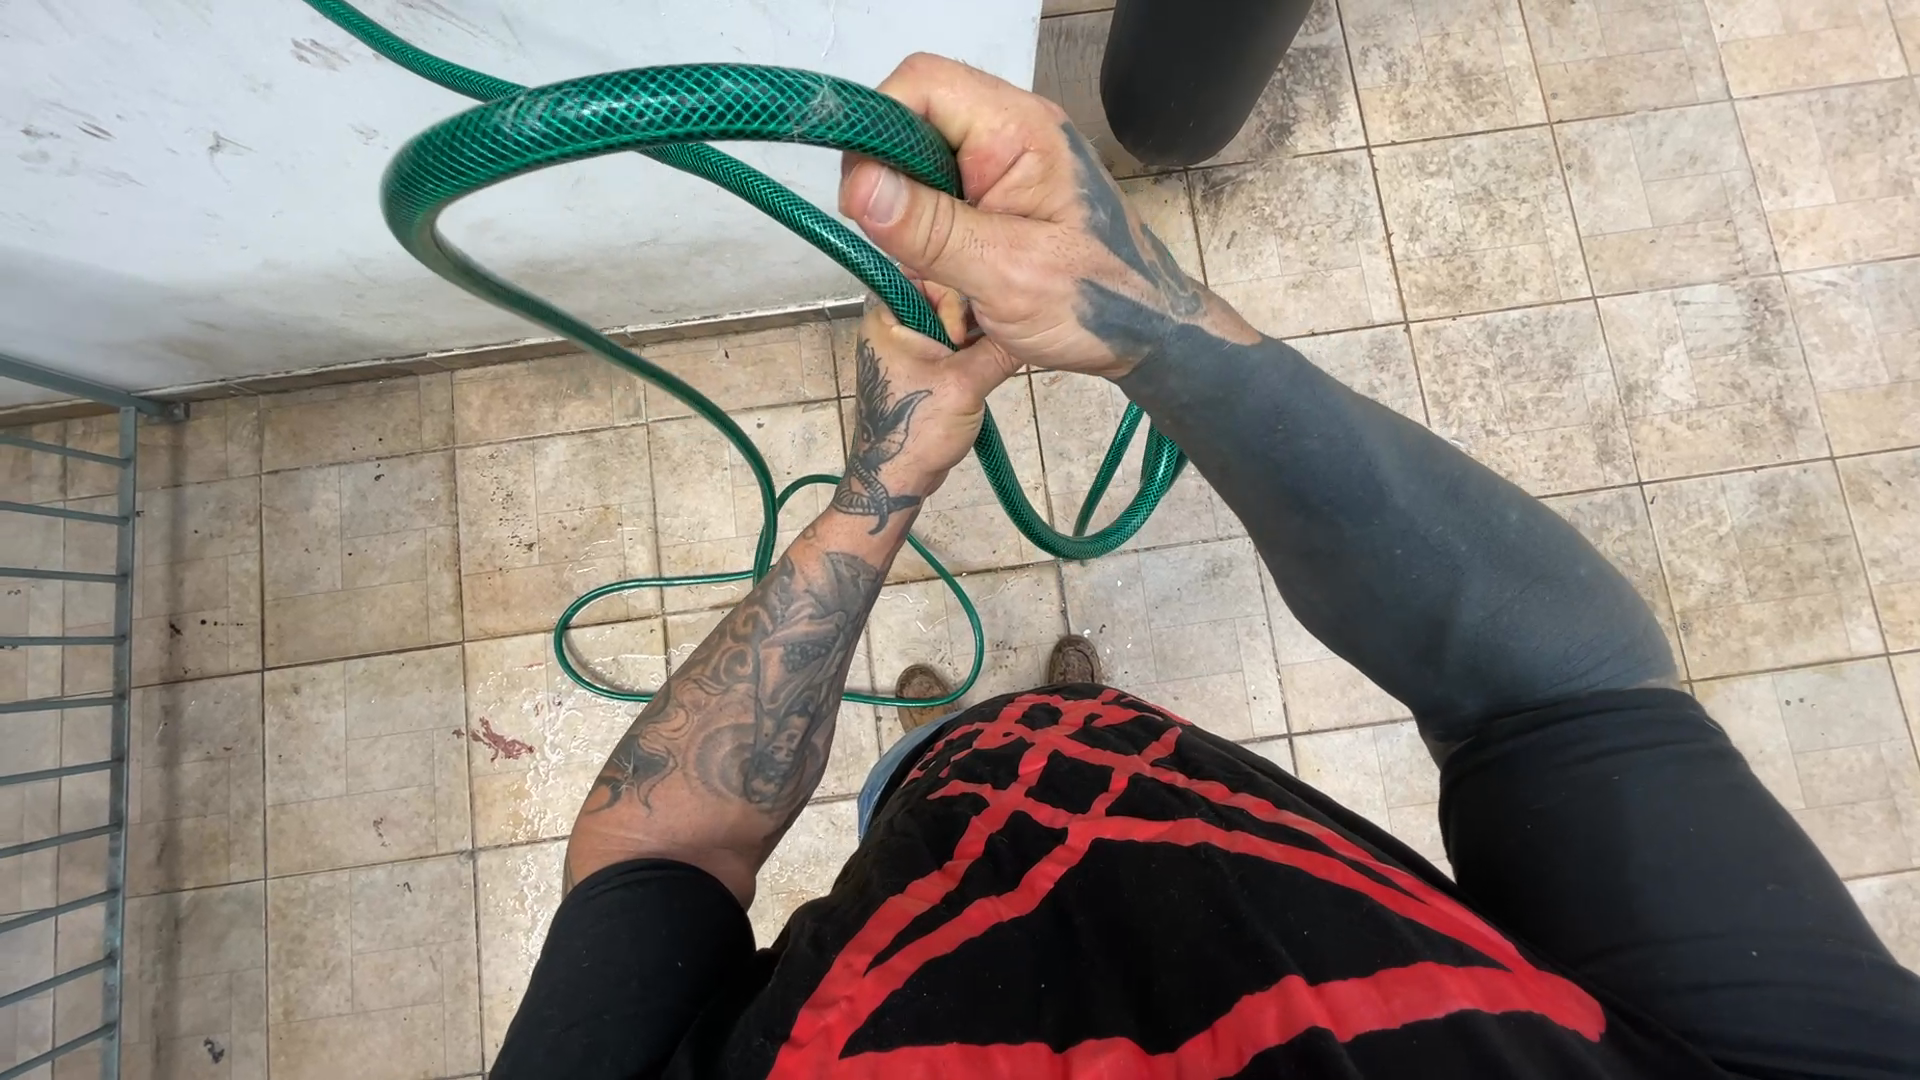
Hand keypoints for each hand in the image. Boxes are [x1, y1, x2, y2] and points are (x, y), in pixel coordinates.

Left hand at [831, 286, 1012, 533]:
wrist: (896, 480)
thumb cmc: (916, 431)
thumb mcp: (966, 384)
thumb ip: (1002, 350)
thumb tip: (1037, 326)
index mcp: (887, 312)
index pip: (933, 272)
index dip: (959, 299)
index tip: (966, 336)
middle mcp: (892, 322)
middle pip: (946, 295)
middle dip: (971, 321)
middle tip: (977, 353)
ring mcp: (905, 345)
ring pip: (953, 322)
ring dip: (974, 341)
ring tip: (984, 363)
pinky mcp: (919, 367)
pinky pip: (951, 345)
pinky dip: (969, 355)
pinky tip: (985, 369)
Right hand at [838, 53, 1256, 380]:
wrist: (1145, 336)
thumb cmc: (1100, 305)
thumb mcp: (1008, 274)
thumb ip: (933, 230)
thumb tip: (861, 186)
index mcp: (1019, 132)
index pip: (923, 85)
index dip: (878, 131)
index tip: (863, 199)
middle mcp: (1007, 140)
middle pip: (913, 133)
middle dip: (896, 199)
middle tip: (913, 259)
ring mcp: (1001, 176)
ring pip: (918, 183)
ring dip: (915, 238)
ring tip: (948, 287)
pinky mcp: (996, 210)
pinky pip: (938, 217)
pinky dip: (932, 256)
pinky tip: (956, 290)